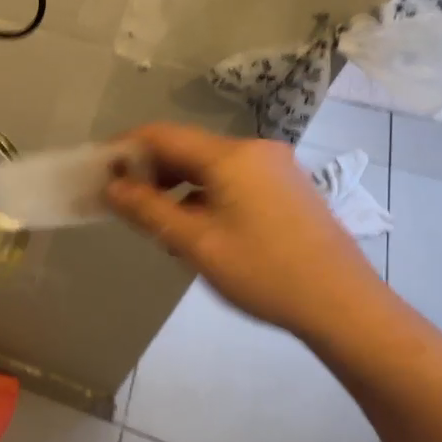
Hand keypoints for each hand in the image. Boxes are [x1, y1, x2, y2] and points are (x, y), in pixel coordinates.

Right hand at [104, 123, 385, 338]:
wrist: (344, 306)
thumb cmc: (263, 272)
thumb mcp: (195, 243)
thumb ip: (147, 209)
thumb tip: (110, 186)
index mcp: (232, 156)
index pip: (162, 135)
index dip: (124, 149)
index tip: (97, 172)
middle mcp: (255, 151)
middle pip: (186, 149)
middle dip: (148, 172)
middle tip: (119, 203)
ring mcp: (275, 170)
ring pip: (207, 167)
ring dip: (174, 187)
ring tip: (155, 225)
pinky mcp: (286, 190)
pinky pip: (230, 181)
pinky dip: (202, 196)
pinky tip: (193, 230)